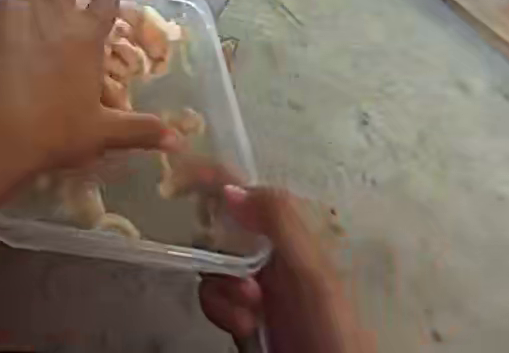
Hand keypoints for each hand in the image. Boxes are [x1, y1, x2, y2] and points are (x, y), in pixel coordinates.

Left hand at [0, 0, 172, 184]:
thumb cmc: (54, 129)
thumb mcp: (101, 133)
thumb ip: (139, 130)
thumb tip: (180, 141)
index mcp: (89, 34)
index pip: (107, 1)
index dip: (107, 2)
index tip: (104, 7)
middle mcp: (60, 12)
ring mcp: (25, 8)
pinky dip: (5, 4)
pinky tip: (1, 18)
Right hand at [199, 185, 368, 352]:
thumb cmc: (333, 332)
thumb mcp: (314, 273)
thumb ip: (279, 222)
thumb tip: (227, 187)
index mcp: (292, 232)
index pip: (246, 190)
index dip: (211, 176)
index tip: (175, 177)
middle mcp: (272, 252)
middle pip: (221, 224)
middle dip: (215, 243)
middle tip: (227, 268)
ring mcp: (257, 284)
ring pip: (213, 260)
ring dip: (220, 282)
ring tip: (247, 311)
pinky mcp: (242, 315)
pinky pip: (213, 295)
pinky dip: (219, 307)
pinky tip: (242, 327)